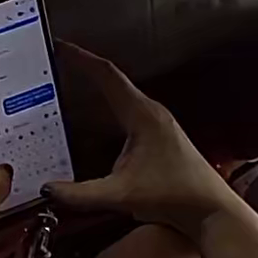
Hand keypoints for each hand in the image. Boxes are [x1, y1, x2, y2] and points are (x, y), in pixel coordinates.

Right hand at [45, 42, 243, 229]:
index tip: (60, 47)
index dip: (82, 59)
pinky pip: (124, 108)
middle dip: (83, 67)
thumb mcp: (121, 195)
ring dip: (94, 84)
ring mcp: (155, 122)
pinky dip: (103, 103)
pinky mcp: (155, 134)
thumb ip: (80, 194)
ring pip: (119, 93)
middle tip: (56, 61)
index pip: (107, 76)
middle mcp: (149, 111)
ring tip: (68, 80)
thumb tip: (46, 190)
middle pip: (112, 79)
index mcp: (142, 115)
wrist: (211, 211)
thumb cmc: (173, 196)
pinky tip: (90, 114)